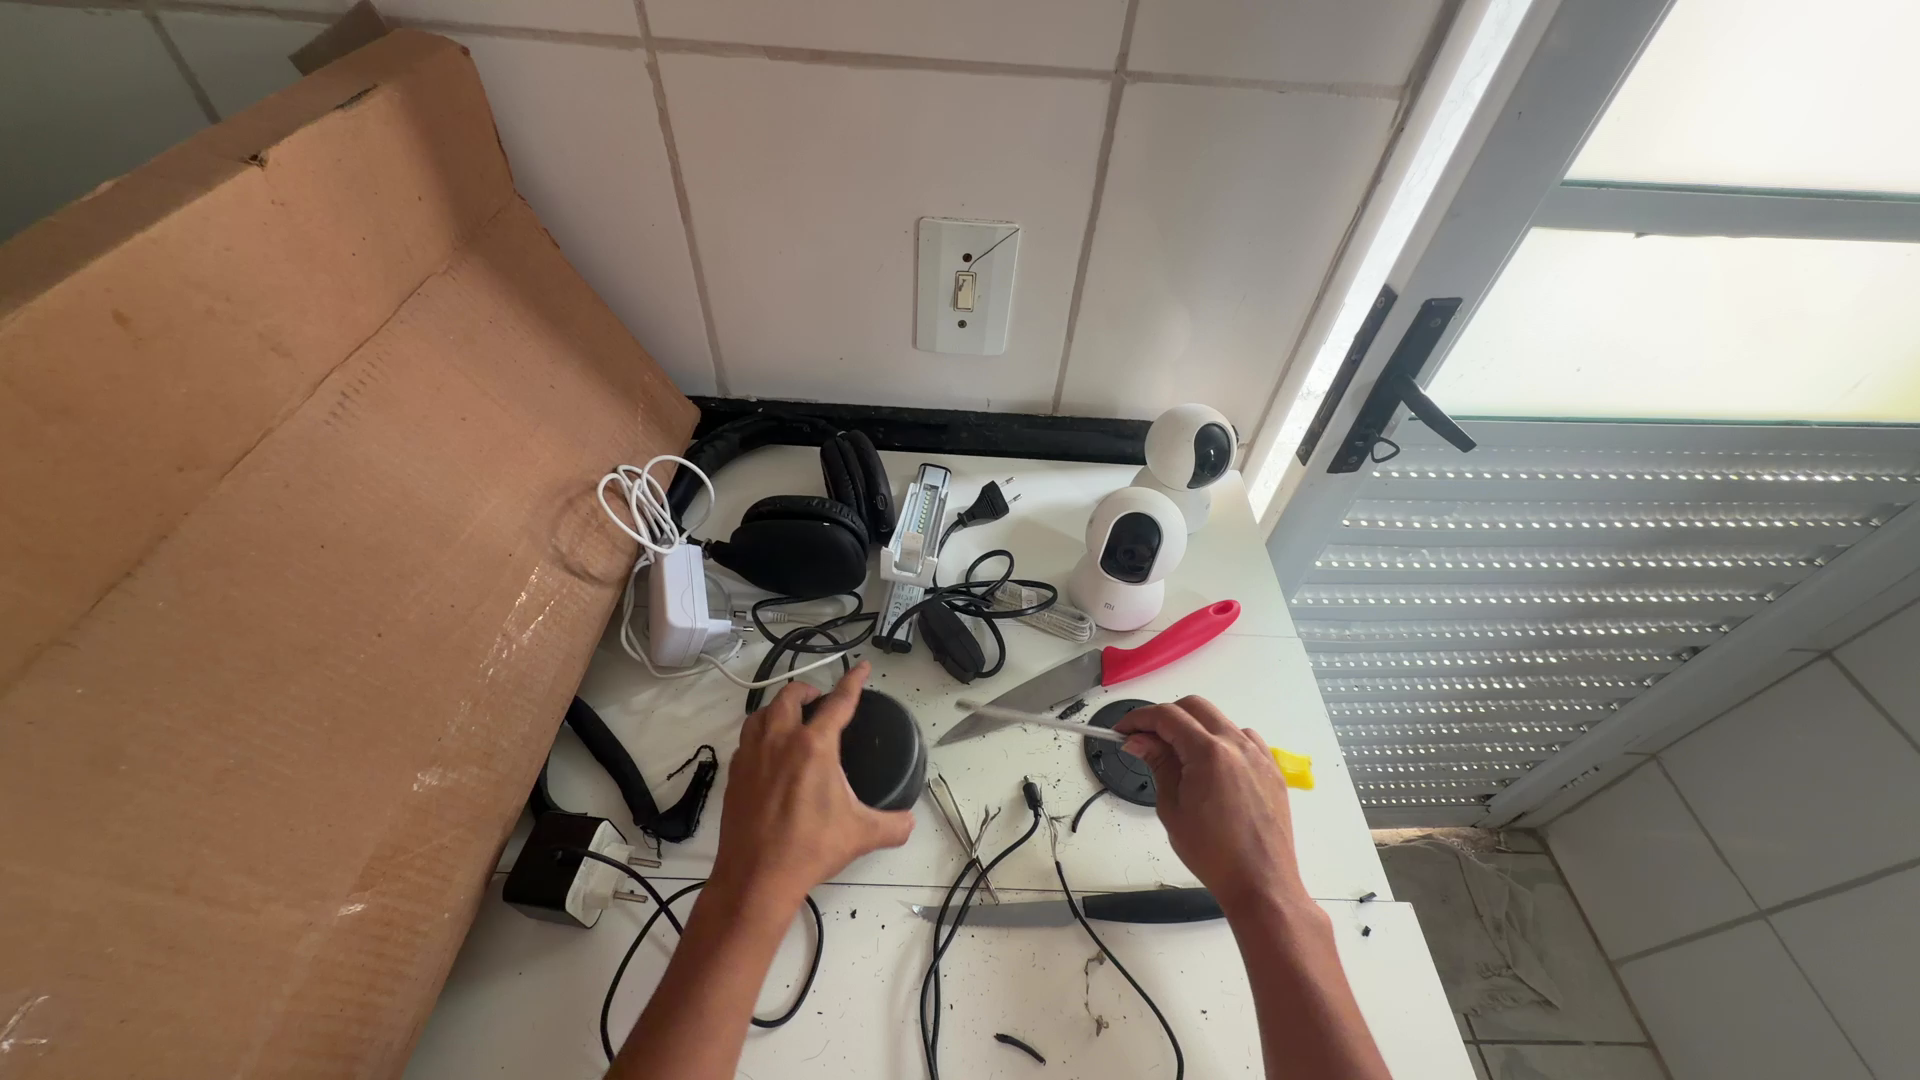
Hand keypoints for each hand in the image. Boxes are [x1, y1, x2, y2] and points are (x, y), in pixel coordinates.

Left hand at [709, 662, 913, 907]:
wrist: (756, 877)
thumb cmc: (810, 849)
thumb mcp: (861, 835)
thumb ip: (893, 825)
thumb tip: (909, 822)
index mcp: (814, 746)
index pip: (839, 702)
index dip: (853, 681)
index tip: (862, 666)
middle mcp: (780, 740)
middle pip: (790, 696)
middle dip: (808, 689)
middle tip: (820, 699)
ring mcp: (752, 755)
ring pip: (762, 712)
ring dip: (778, 707)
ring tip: (791, 717)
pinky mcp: (735, 774)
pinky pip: (746, 738)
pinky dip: (760, 732)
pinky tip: (768, 750)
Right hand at [1114, 696, 1305, 913]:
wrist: (1261, 884)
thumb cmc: (1211, 853)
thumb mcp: (1172, 807)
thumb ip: (1158, 764)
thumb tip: (1138, 741)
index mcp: (1209, 753)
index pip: (1167, 716)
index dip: (1138, 719)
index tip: (1122, 731)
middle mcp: (1237, 745)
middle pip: (1194, 707)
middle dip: (1165, 716)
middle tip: (1146, 739)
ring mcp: (1259, 755)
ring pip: (1220, 720)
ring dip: (1195, 727)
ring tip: (1179, 756)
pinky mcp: (1272, 770)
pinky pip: (1244, 739)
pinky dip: (1222, 741)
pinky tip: (1213, 765)